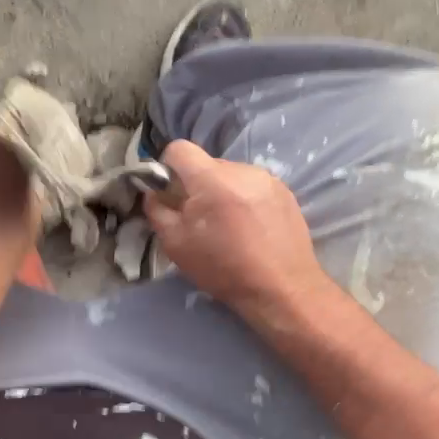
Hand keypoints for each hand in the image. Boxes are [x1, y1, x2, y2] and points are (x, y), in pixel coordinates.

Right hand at [145, 140, 336, 328]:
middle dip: (195, 184)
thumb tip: (153, 192)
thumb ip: (157, 210)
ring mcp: (267, 178)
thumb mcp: (175, 243)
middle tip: (197, 218)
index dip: (167, 167)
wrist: (282, 288)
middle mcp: (242, 170)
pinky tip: (247, 226)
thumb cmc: (223, 269)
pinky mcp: (284, 190)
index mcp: (212, 180)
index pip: (179, 149)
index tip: (169, 194)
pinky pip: (250, 184)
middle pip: (205, 163)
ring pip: (228, 174)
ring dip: (219, 191)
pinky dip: (241, 198)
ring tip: (226, 224)